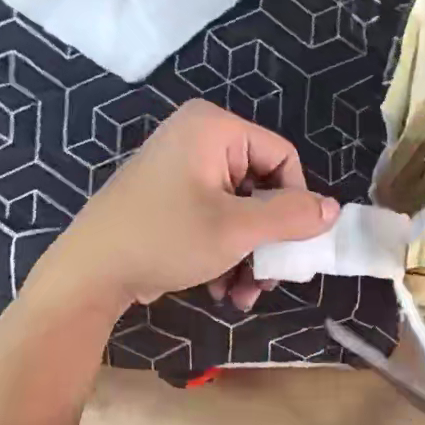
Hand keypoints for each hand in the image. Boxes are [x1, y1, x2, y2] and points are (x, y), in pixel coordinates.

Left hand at [27, 100, 339, 312]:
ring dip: (250, 258)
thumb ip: (290, 217)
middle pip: (263, 189)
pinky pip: (218, 221)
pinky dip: (227, 255)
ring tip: (243, 295)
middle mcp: (200, 140)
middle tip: (269, 281)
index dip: (295, 204)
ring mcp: (184, 171)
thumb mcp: (237, 229)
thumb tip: (333, 210)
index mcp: (214, 129)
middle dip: (269, 242)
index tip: (292, 245)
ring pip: (243, 213)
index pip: (283, 158)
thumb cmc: (166, 238)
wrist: (91, 273)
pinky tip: (222, 289)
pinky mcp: (174, 201)